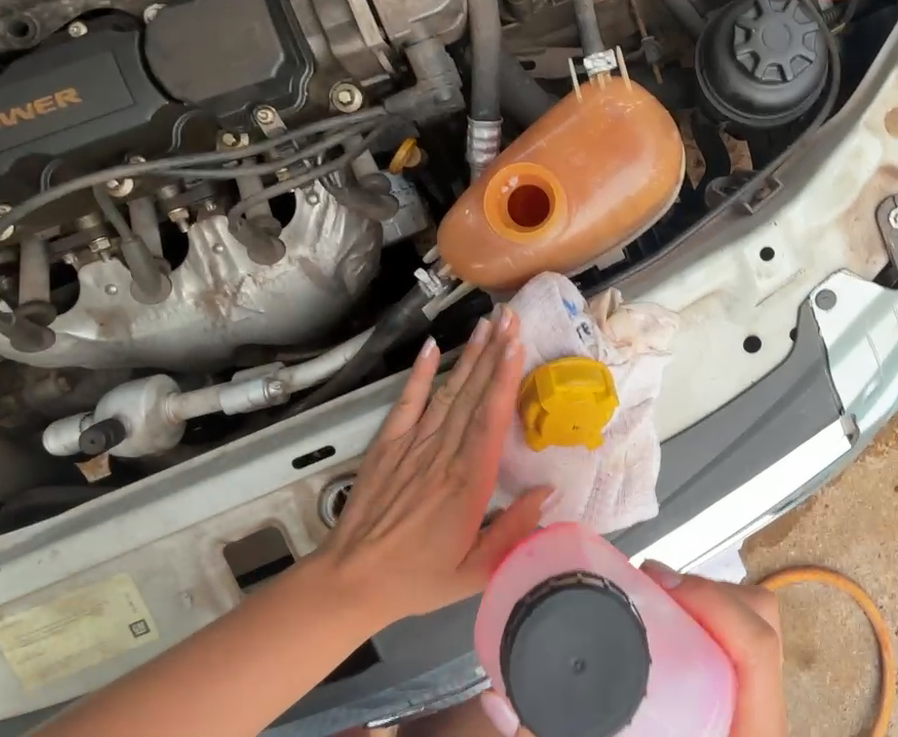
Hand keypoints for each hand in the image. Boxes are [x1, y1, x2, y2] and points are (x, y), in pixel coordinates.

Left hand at [314, 307, 549, 625]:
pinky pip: (405, 403)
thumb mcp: (476, 573)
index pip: (489, 420)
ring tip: (486, 324)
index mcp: (467, 484)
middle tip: (510, 316)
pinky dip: (418, 374)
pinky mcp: (386, 446)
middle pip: (472, 395)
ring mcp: (411, 447)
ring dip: (467, 356)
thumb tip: (547, 491)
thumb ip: (513, 532)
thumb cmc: (418, 580)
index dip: (504, 379)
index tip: (517, 344)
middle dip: (493, 353)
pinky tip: (431, 347)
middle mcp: (441, 456)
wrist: (351, 582)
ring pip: (445, 392)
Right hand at [475, 563, 785, 736]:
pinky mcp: (744, 716)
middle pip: (760, 624)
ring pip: (754, 632)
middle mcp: (761, 724)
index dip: (713, 603)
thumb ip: (556, 734)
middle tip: (646, 586)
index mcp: (747, 736)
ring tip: (652, 601)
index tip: (656, 584)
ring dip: (708, 605)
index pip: (756, 651)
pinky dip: (709, 627)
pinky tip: (666, 632)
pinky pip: (740, 652)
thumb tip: (499, 703)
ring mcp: (755, 718)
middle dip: (706, 589)